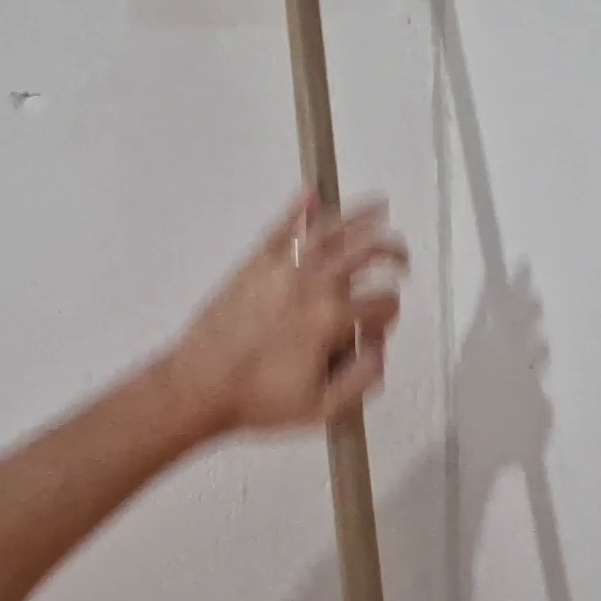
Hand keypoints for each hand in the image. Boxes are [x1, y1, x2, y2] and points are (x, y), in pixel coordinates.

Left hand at [168, 190, 408, 434]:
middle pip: (366, 251)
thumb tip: (381, 347)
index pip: (382, 303)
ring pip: (330, 230)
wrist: (198, 385)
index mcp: (332, 319)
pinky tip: (311, 192)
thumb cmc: (260, 401)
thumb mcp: (322, 409)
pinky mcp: (255, 261)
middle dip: (392, 250)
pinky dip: (298, 208)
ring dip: (360, 215)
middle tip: (402, 257)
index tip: (382, 322)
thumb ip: (362, 379)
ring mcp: (282, 267)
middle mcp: (313, 283)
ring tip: (379, 206)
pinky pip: (281, 227)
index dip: (391, 312)